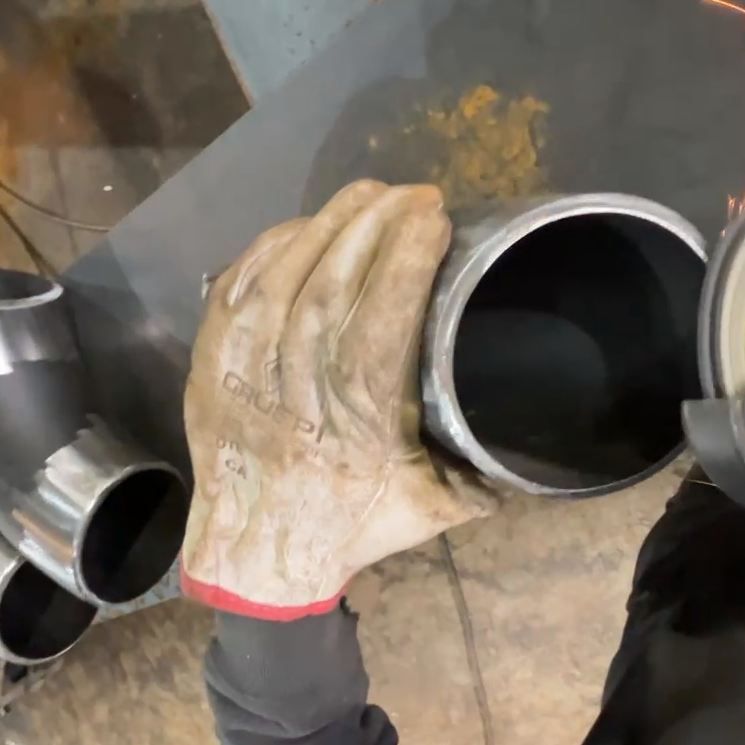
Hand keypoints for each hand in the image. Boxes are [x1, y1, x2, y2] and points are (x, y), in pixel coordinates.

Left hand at [180, 180, 496, 618]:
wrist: (258, 550)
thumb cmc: (349, 527)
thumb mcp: (431, 511)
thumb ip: (483, 474)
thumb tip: (533, 437)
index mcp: (359, 425)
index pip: (380, 325)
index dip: (405, 262)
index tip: (434, 218)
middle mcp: (298, 391)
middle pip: (333, 287)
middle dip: (375, 227)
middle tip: (411, 194)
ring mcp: (246, 373)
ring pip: (286, 279)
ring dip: (330, 224)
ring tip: (369, 195)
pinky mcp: (210, 363)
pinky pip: (239, 289)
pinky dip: (272, 248)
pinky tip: (305, 224)